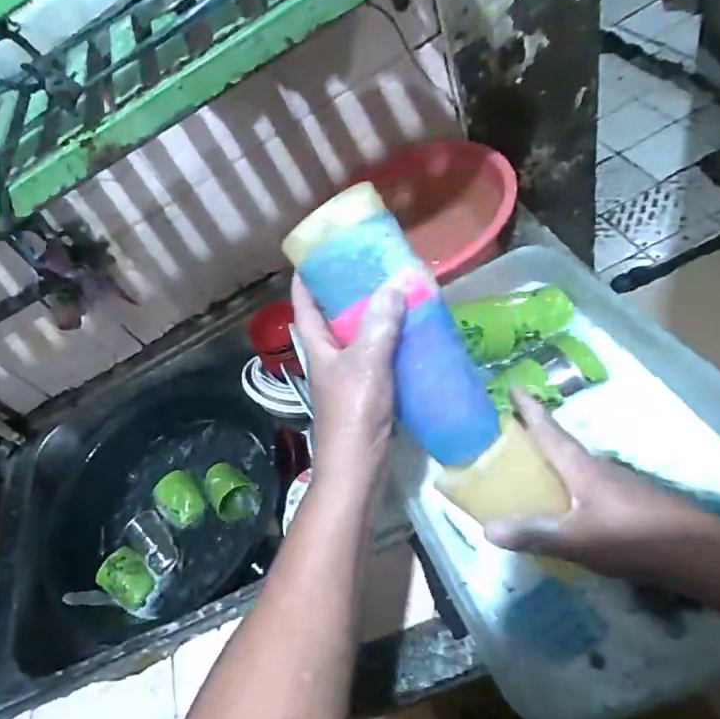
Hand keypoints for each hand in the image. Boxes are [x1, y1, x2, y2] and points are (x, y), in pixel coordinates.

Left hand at [290, 275, 403, 476]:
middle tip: (378, 267)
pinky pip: (378, 356)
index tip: (326, 252)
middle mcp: (328, 356)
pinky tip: (414, 333)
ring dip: (376, 316)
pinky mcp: (367, 391)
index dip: (309, 275)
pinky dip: (392, 342)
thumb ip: (379, 325)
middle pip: (334, 315)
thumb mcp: (366, 364)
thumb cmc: (353, 413)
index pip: (304, 301)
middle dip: (351, 291)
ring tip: (401, 291)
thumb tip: (393, 286)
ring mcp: (347, 374)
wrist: (357, 467)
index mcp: (317, 345)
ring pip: (359, 336)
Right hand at [483, 389, 719, 580]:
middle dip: (536, 434)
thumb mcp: (577, 540)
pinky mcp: (630, 503)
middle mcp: (598, 468)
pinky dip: (569, 485)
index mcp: (581, 467)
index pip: (549, 430)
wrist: (700, 553)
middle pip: (561, 444)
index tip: (513, 387)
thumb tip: (487, 529)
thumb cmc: (633, 537)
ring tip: (530, 468)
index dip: (529, 410)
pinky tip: (564, 504)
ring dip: (553, 461)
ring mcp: (618, 485)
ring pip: (576, 466)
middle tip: (509, 431)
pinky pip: (588, 485)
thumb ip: (534, 534)